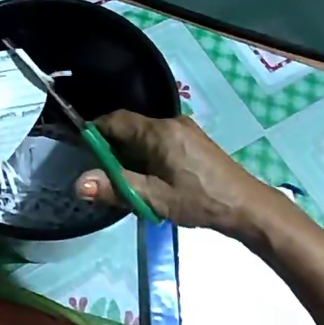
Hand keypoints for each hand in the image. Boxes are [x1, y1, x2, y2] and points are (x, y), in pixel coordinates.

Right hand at [74, 111, 294, 239]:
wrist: (245, 204)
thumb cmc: (199, 200)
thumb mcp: (154, 198)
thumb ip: (116, 188)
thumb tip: (79, 183)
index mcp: (160, 132)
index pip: (117, 120)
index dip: (95, 131)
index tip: (81, 149)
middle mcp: (172, 123)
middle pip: (131, 127)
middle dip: (113, 146)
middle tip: (102, 173)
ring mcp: (186, 130)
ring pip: (146, 135)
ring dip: (131, 153)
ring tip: (124, 179)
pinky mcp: (194, 141)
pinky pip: (161, 140)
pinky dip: (148, 154)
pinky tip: (149, 178)